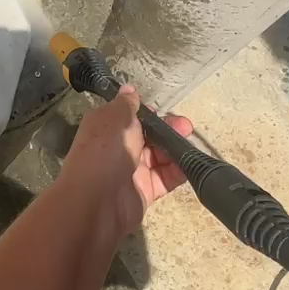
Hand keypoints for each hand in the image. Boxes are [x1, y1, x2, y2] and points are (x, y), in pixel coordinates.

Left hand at [58, 84, 193, 236]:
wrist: (97, 200)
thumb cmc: (105, 151)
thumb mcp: (115, 118)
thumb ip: (126, 105)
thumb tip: (129, 89)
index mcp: (107, 127)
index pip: (131, 116)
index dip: (148, 113)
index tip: (161, 111)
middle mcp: (119, 147)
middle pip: (149, 135)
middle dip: (168, 129)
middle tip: (186, 127)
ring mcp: (132, 170)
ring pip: (160, 156)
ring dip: (176, 148)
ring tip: (189, 144)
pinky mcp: (145, 191)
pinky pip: (165, 178)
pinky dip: (178, 171)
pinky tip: (190, 164)